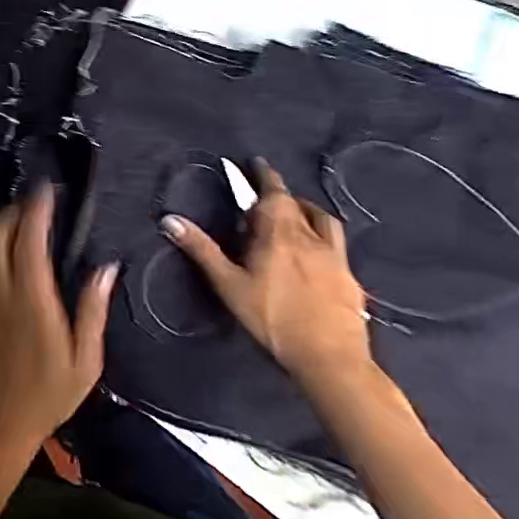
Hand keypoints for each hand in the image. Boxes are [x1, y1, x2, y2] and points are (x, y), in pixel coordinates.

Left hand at [0, 187, 116, 448]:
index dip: (36, 210)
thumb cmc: (48, 393)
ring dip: (8, 226)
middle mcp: (5, 291)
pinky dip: (5, 246)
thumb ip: (93, 311)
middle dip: (15, 210)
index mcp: (32, 299)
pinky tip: (24, 252)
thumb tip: (106, 270)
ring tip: (35, 218)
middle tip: (39, 199)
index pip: (29, 241)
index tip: (47, 189)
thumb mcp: (85, 359)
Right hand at [162, 158, 371, 385]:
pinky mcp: (349, 276)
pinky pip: (337, 244)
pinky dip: (323, 236)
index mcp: (280, 233)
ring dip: (306, 209)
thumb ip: (202, 250)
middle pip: (296, 204)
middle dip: (279, 194)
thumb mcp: (228, 284)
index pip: (273, 193)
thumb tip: (169, 219)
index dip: (264, 175)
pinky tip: (317, 252)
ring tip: (294, 214)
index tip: (257, 163)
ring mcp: (335, 256)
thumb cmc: (272, 317)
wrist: (329, 355)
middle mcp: (310, 236)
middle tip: (263, 198)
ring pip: (322, 219)